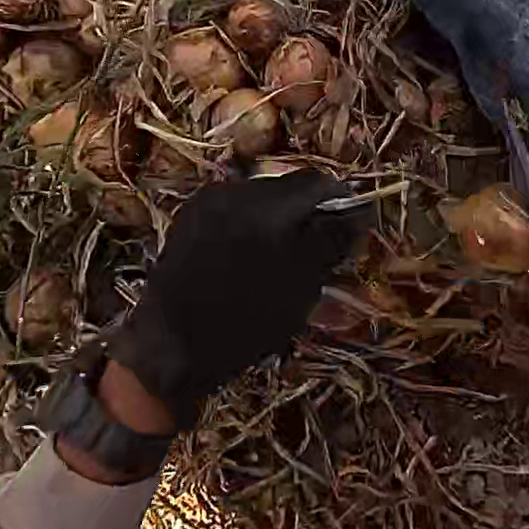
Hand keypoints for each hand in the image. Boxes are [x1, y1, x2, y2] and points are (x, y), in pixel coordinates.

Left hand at [107, 170, 364, 427]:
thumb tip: (357, 211)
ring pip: (261, 197)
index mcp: (266, 205)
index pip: (317, 181)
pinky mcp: (190, 217)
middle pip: (287, 186)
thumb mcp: (302, 284)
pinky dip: (252, 223)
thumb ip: (331, 239)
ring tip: (284, 252)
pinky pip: (235, 209)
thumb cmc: (246, 321)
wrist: (171, 347)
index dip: (339, 199)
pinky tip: (252, 255)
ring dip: (280, 216)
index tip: (350, 222)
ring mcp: (208, 201)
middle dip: (308, 209)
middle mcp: (235, 190)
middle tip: (321, 242)